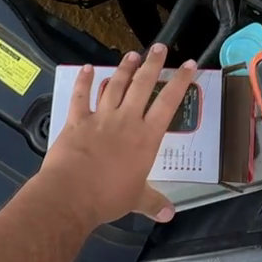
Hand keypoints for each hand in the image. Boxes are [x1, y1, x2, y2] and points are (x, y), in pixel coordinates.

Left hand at [33, 46, 198, 230]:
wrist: (71, 194)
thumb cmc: (108, 197)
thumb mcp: (136, 200)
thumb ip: (153, 202)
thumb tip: (170, 214)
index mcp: (146, 137)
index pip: (169, 102)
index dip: (180, 81)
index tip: (189, 64)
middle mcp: (126, 120)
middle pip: (143, 85)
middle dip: (153, 64)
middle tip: (160, 47)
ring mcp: (100, 117)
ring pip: (116, 85)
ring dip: (124, 68)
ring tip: (132, 54)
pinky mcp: (77, 120)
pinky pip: (81, 96)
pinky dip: (84, 81)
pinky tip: (88, 68)